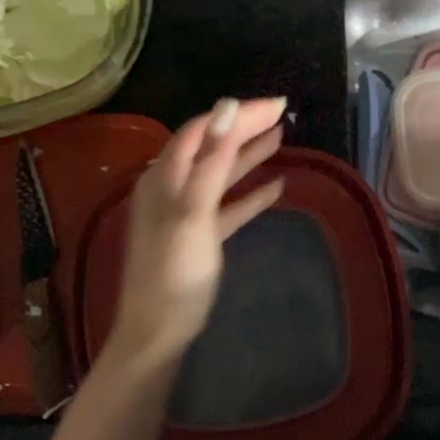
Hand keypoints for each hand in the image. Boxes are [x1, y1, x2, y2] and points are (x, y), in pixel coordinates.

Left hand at [106, 97, 287, 370]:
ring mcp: (185, 215)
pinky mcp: (199, 240)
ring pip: (220, 175)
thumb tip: (226, 108)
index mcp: (164, 178)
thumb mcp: (192, 213)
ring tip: (282, 137)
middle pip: (211, 147)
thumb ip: (210, 162)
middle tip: (282, 112)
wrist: (157, 334)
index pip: (202, 130)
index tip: (276, 104)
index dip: (237, 113)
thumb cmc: (173, 273)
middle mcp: (171, 189)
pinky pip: (227, 207)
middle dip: (244, 127)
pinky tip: (277, 187)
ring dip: (248, 155)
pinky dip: (249, 194)